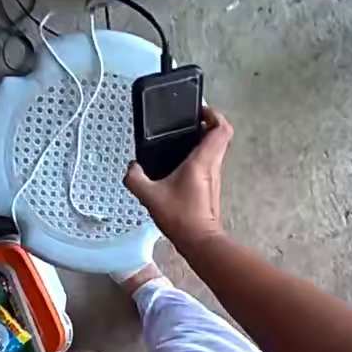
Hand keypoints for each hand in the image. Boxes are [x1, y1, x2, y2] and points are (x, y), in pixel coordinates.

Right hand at [125, 106, 231, 246]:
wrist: (199, 241)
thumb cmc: (181, 218)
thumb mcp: (150, 197)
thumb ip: (135, 179)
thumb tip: (130, 168)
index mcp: (202, 161)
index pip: (221, 128)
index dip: (214, 114)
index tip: (199, 110)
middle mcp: (212, 165)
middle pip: (220, 135)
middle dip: (206, 123)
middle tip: (188, 121)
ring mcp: (214, 177)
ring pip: (215, 149)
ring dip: (203, 139)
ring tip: (180, 139)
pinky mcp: (210, 187)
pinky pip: (209, 163)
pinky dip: (198, 156)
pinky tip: (179, 163)